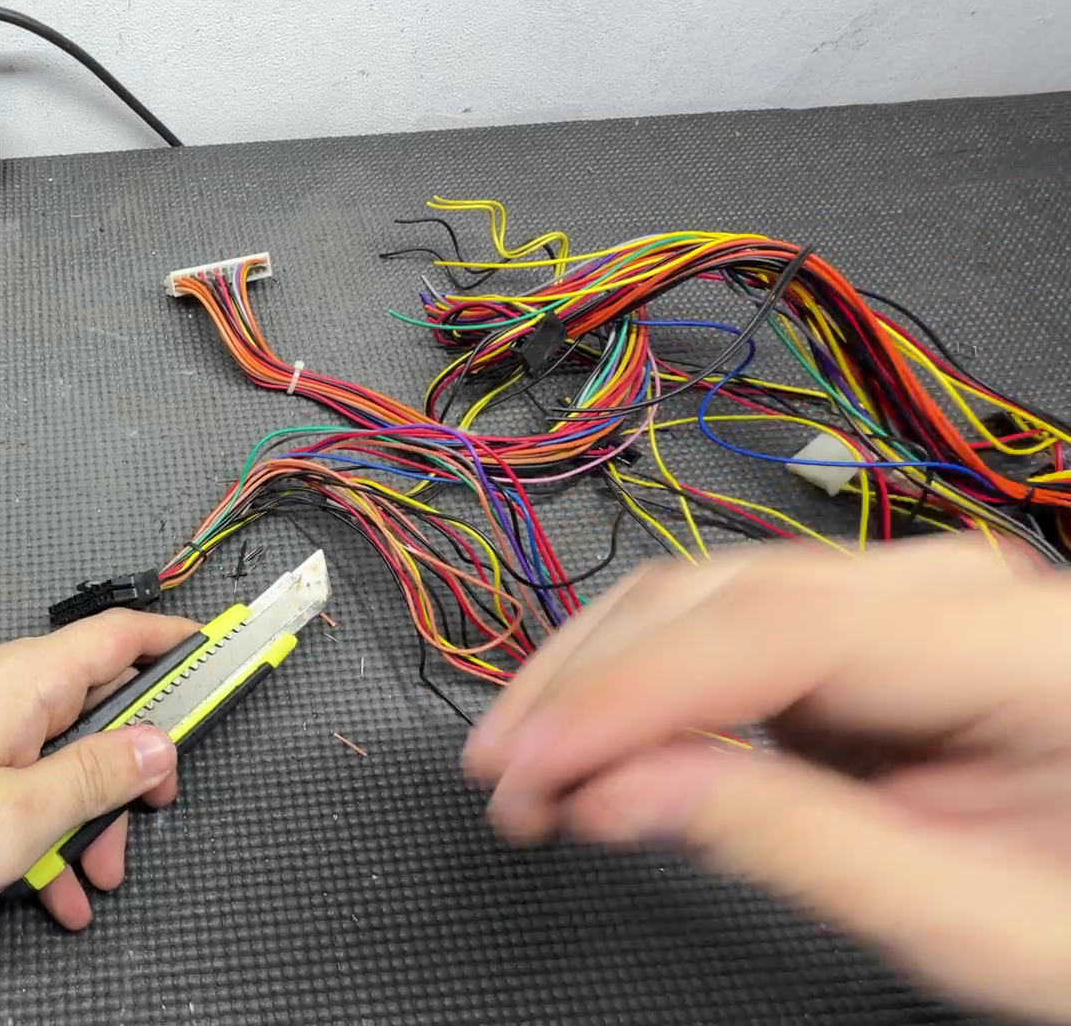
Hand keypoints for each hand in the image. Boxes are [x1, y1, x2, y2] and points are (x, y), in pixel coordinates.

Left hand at [0, 609, 198, 939]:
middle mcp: (4, 687)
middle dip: (129, 765)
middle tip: (148, 817)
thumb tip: (158, 745)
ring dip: (83, 812)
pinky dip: (40, 821)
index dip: (176, 640)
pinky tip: (44, 885)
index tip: (218, 652)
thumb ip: (96, 776)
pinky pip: (17, 774)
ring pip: (58, 751)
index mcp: (26, 679)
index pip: (121, 635)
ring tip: (86, 881)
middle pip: (96, 704)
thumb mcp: (16, 818)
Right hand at [463, 537, 1070, 1021]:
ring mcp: (866, 592)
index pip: (764, 634)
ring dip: (574, 682)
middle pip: (692, 600)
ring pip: (665, 603)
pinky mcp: (815, 621)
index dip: (623, 696)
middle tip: (502, 776)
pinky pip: (679, 629)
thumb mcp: (987, 924)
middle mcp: (925, 585)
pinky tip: (573, 733)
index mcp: (1009, 642)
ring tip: (520, 759)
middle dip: (573, 689)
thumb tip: (614, 794)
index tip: (530, 764)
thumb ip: (795, 846)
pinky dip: (610, 683)